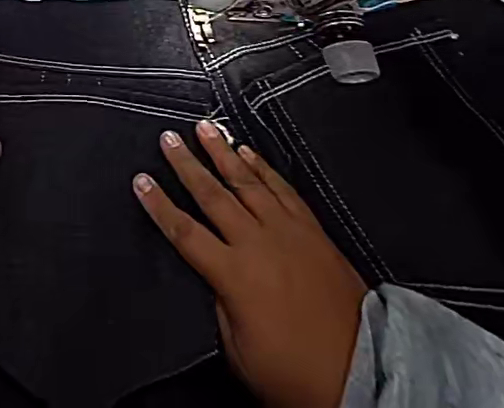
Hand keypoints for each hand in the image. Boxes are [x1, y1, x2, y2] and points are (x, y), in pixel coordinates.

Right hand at [134, 120, 367, 407]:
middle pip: (212, 194)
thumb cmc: (298, 373)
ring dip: (222, 152)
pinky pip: (282, 188)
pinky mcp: (311, 229)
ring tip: (206, 129)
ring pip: (247, 181)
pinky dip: (263, 167)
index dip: (159, 205)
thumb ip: (221, 301)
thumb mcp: (240, 349)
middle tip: (169, 139)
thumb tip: (214, 275)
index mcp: (234, 275)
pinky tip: (249, 153)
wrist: (361, 371)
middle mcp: (258, 243)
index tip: (141, 181)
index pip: (184, 231)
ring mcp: (287, 231)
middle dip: (186, 164)